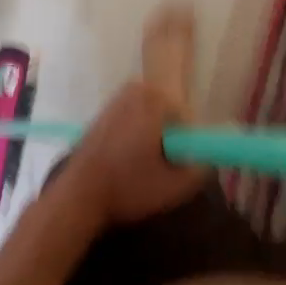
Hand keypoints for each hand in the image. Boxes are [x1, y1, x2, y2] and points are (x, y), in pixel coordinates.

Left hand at [60, 4, 207, 225]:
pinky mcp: (112, 109)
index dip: (184, 34)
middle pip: (161, 51)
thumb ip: (203, 158)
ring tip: (170, 38)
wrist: (79, 194)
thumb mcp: (178, 183)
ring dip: (160, 61)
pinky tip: (154, 91)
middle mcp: (140, 90)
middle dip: (171, 27)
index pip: (179, 59)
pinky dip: (152, 84)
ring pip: (153, 79)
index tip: (186, 8)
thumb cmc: (130, 188)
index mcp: (160, 103)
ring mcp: (123, 97)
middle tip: (178, 2)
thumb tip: (220, 136)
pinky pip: (143, 92)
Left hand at [64, 79, 205, 225]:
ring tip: (142, 165)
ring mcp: (115, 99)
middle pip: (168, 112)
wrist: (78, 194)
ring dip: (152, 136)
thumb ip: (200, 170)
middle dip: (169, 136)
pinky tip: (125, 159)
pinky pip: (132, 118)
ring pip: (150, 115)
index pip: (186, 117)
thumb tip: (207, 159)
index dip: (186, 143)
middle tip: (161, 166)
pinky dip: (135, 134)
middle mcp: (134, 90)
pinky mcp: (102, 111)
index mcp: (154, 100)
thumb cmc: (127, 188)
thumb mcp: (174, 187)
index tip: (176, 165)